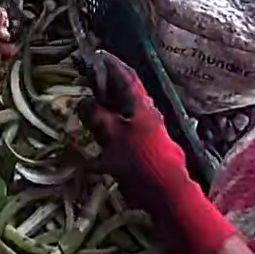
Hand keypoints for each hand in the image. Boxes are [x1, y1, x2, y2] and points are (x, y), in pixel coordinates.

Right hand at [81, 51, 188, 214]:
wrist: (171, 199)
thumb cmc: (141, 164)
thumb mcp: (111, 138)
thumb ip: (96, 117)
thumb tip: (83, 101)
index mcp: (140, 105)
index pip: (125, 74)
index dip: (110, 62)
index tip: (95, 53)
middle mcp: (147, 113)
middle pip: (127, 90)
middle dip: (108, 82)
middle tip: (87, 80)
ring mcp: (150, 130)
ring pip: (127, 108)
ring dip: (110, 102)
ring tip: (90, 103)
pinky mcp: (149, 148)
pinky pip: (127, 125)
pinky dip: (113, 121)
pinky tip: (102, 131)